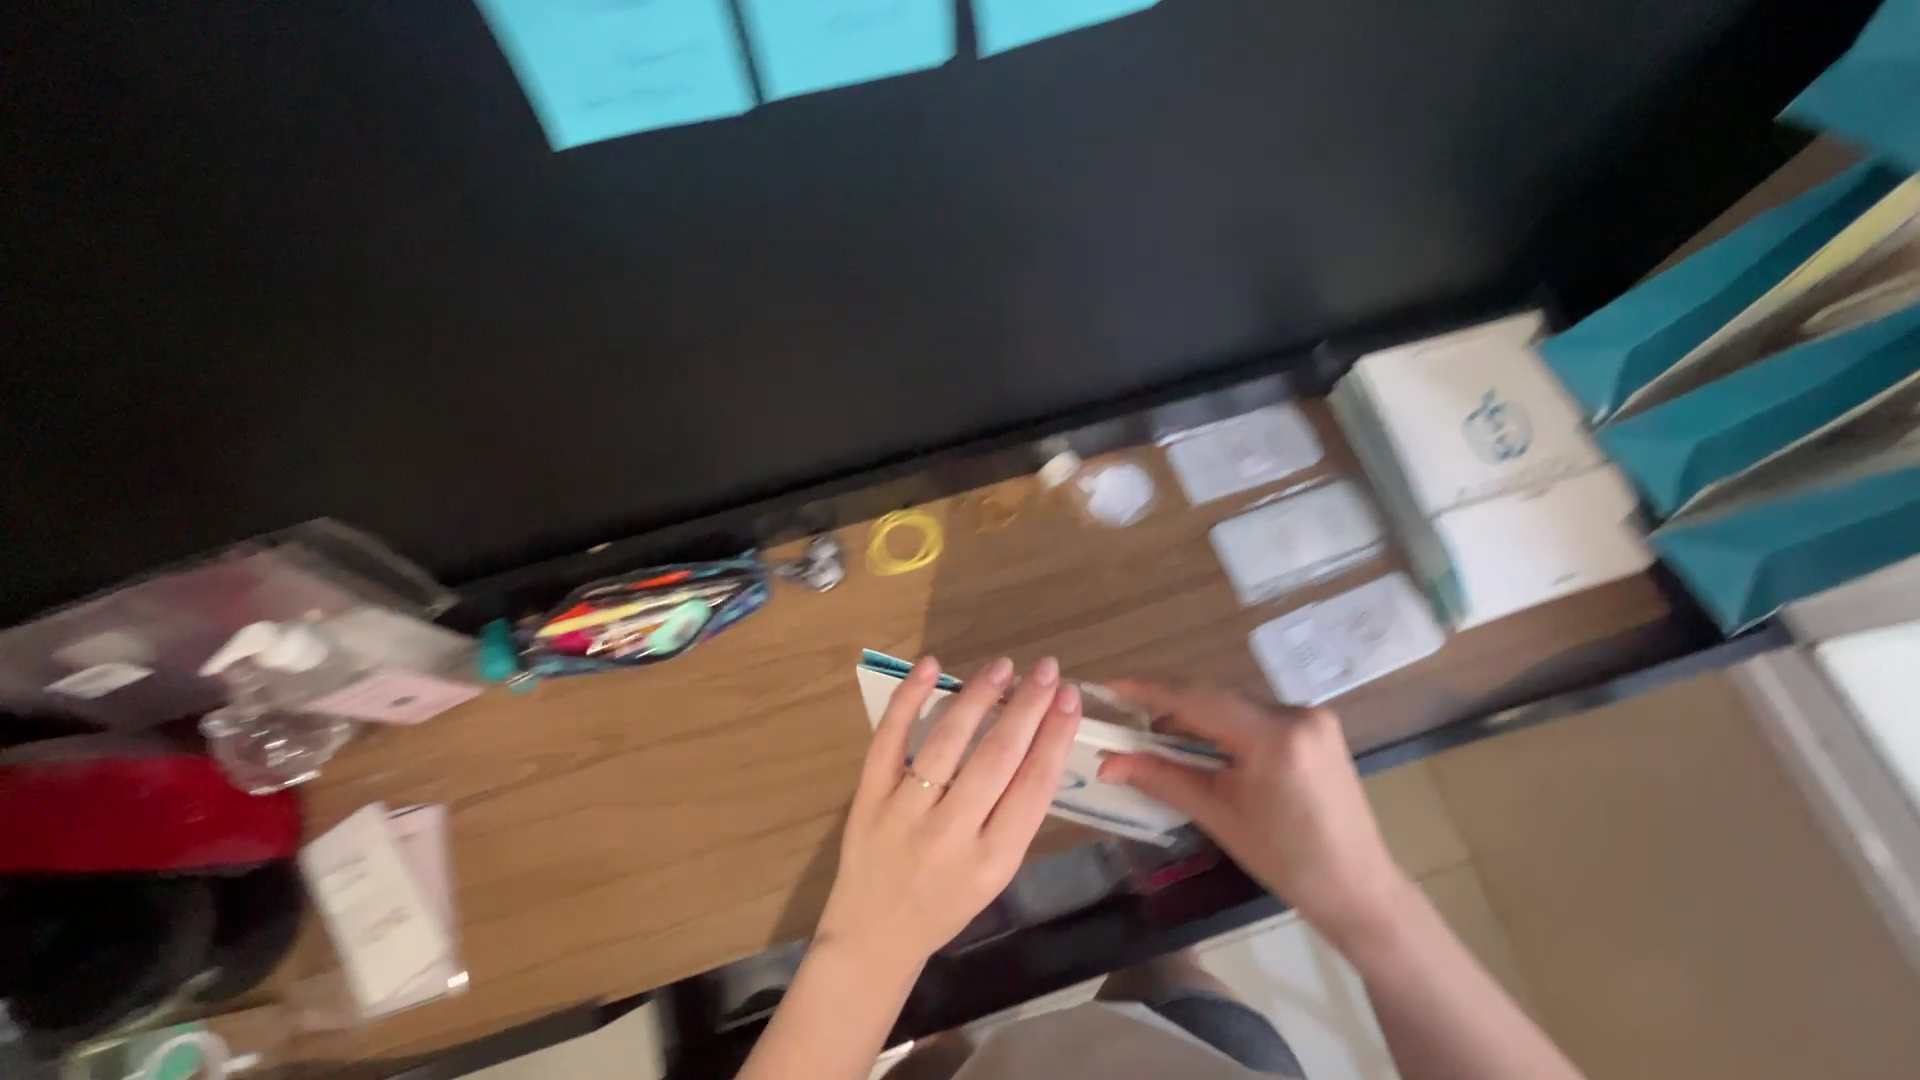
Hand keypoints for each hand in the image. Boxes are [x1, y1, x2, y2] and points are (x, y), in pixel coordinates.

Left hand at [815, 656, 1080, 974]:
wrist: (874, 936)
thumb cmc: (947, 904)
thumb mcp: (996, 875)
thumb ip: (1015, 815)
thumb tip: (1038, 738)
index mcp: (993, 861)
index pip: (1034, 786)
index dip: (1056, 735)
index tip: (1071, 698)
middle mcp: (950, 835)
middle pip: (997, 757)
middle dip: (1028, 707)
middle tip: (1048, 670)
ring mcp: (903, 813)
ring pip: (946, 742)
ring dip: (978, 697)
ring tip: (1004, 667)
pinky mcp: (868, 797)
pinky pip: (888, 740)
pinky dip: (909, 700)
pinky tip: (931, 666)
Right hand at [1097, 681, 1410, 949]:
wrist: (1357, 888)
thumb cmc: (1285, 860)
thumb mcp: (1218, 815)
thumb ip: (1162, 778)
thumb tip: (1107, 763)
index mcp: (1274, 736)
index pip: (1198, 699)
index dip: (1149, 690)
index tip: (1111, 686)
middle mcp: (1296, 713)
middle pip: (1216, 698)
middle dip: (1171, 708)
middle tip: (1129, 721)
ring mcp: (1312, 717)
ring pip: (1235, 704)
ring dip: (1198, 717)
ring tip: (1163, 739)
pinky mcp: (1317, 727)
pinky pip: (1257, 715)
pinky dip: (1226, 725)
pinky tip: (1207, 746)